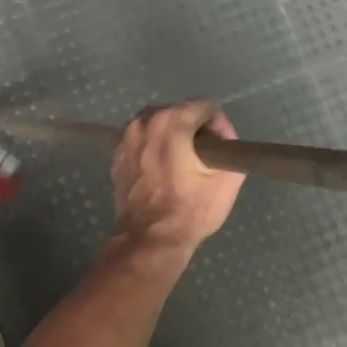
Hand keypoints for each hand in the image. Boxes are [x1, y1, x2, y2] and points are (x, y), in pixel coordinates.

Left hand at [110, 101, 245, 256]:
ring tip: (182, 163)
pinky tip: (161, 171)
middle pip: (178, 113)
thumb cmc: (191, 208)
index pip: (204, 108)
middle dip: (193, 129)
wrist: (150, 237)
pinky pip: (141, 142)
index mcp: (171, 120)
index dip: (217, 128)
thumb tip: (222, 136)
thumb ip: (230, 146)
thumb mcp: (227, 179)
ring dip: (171, 137)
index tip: (220, 150)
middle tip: (202, 157)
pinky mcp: (117, 155)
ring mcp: (126, 137)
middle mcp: (144, 121)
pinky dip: (152, 149)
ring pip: (157, 125)